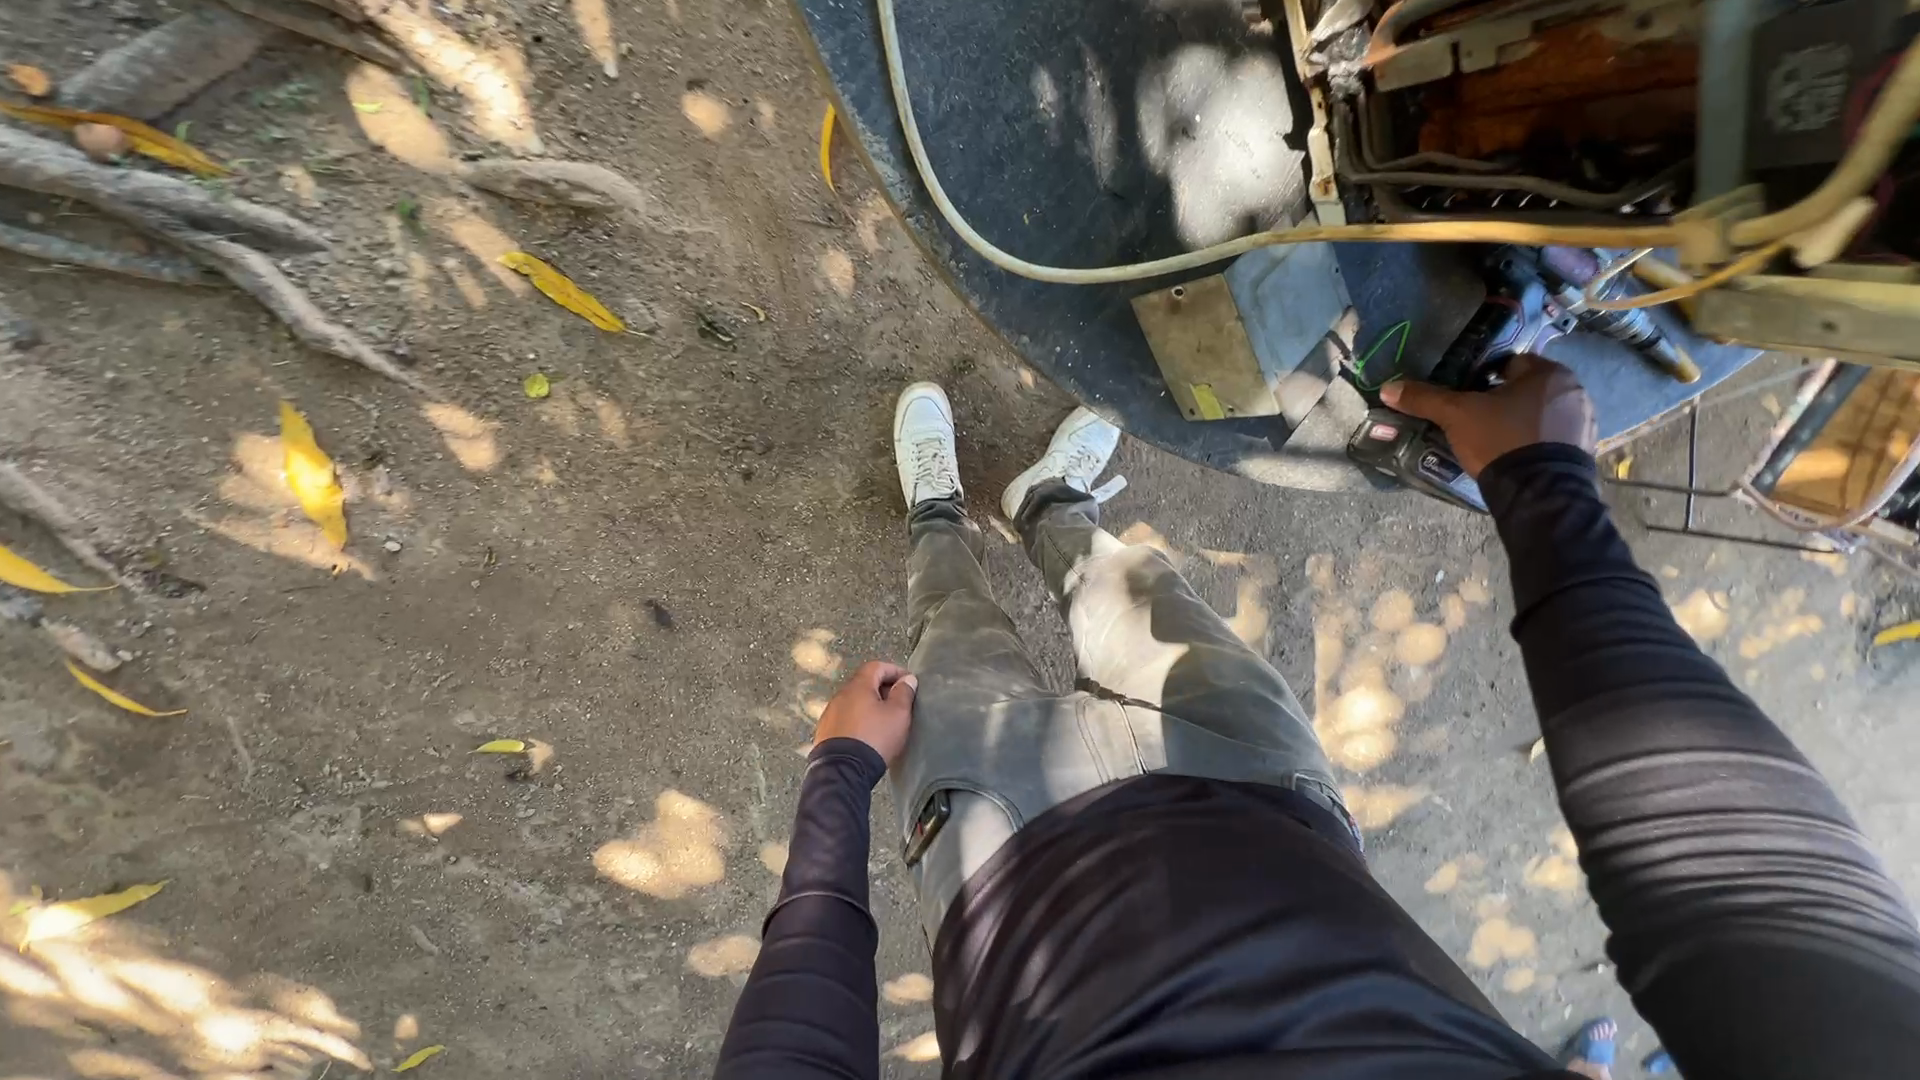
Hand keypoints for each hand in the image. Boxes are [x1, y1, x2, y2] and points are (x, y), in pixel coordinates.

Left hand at [814, 661, 916, 765]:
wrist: (843, 771)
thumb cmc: (874, 738)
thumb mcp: (898, 714)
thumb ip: (904, 693)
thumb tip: (907, 679)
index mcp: (858, 687)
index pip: (876, 666)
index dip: (894, 670)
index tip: (908, 682)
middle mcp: (840, 696)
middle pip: (864, 683)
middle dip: (883, 689)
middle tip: (899, 702)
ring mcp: (830, 714)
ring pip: (854, 702)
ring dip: (869, 706)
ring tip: (884, 721)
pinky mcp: (825, 732)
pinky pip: (845, 719)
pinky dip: (858, 720)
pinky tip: (867, 735)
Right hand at [1380, 353, 1596, 476]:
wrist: (1539, 489)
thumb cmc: (1500, 439)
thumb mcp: (1456, 416)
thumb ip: (1425, 399)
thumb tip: (1388, 388)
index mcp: (1547, 373)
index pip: (1509, 363)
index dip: (1482, 376)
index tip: (1464, 394)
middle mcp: (1573, 389)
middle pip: (1525, 387)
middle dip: (1501, 399)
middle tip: (1473, 418)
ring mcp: (1584, 419)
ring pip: (1540, 411)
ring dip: (1519, 419)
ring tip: (1491, 438)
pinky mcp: (1583, 447)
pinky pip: (1552, 434)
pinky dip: (1534, 439)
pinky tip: (1513, 453)